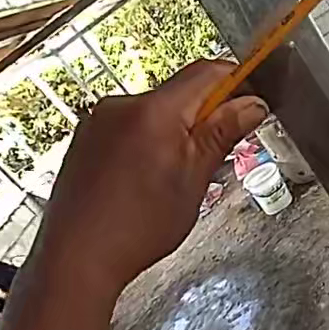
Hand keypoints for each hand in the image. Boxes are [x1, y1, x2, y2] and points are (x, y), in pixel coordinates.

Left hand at [38, 59, 267, 294]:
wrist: (77, 257)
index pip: (208, 73)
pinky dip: (152, 143)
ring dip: (179, 132)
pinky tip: (153, 180)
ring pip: (157, 112)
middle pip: (181, 92)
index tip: (251, 105)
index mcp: (155, 111)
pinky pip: (132, 127)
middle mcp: (122, 105)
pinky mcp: (88, 139)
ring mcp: (100, 121)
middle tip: (221, 153)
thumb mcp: (195, 180)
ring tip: (182, 177)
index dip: (237, 84)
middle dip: (208, 116)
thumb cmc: (135, 227)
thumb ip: (223, 134)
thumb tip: (251, 106)